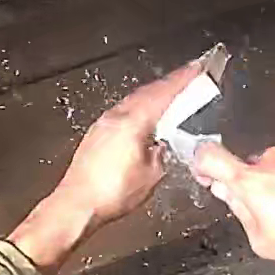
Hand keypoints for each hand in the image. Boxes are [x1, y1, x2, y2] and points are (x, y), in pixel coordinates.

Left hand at [9, 62, 201, 274]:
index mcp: (133, 122)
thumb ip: (161, 154)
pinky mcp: (96, 136)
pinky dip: (138, 111)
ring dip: (153, 97)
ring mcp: (103, 125)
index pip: (163, 93)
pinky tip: (143, 121)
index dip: (183, 79)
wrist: (77, 206)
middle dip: (169, 85)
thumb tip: (163, 146)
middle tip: (187, 79)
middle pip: (147, 92)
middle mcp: (116, 117)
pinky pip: (122, 114)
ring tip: (169, 98)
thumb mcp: (151, 174)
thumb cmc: (109, 193)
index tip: (197, 68)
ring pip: (133, 102)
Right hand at [189, 143, 274, 268]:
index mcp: (251, 180)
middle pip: (246, 169)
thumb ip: (242, 215)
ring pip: (274, 169)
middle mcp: (272, 159)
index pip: (209, 155)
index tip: (204, 175)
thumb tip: (232, 197)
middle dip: (249, 189)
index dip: (200, 164)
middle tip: (266, 217)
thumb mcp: (267, 242)